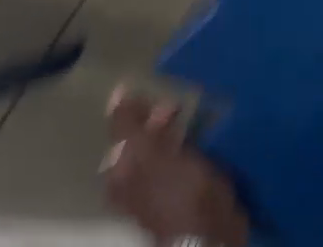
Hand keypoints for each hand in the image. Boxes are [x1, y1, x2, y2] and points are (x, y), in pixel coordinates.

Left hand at [101, 87, 249, 246]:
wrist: (206, 233)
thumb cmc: (178, 191)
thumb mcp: (150, 153)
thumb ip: (130, 126)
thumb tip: (116, 92)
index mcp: (120, 170)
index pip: (122, 129)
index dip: (137, 107)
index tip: (160, 90)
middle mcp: (131, 180)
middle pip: (140, 139)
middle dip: (158, 119)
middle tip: (179, 105)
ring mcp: (155, 188)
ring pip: (159, 148)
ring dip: (174, 131)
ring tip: (193, 118)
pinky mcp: (179, 192)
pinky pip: (177, 159)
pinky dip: (186, 145)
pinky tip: (201, 140)